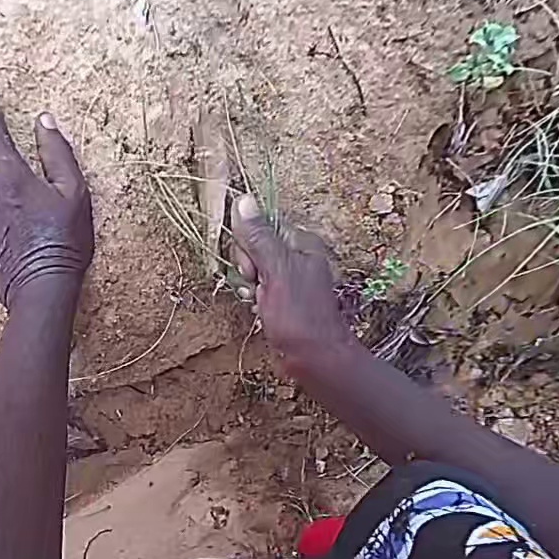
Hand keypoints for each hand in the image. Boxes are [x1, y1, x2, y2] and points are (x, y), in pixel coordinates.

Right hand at [230, 195, 363, 376]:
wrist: (315, 358)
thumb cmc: (299, 316)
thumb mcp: (276, 271)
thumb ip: (259, 237)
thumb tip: (243, 200)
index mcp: (301, 244)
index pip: (261, 227)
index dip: (249, 246)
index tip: (253, 269)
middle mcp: (296, 257)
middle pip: (255, 248)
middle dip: (248, 268)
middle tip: (258, 287)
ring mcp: (289, 279)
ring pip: (253, 270)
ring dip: (250, 286)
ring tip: (260, 302)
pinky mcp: (283, 299)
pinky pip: (259, 288)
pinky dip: (255, 299)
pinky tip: (260, 310)